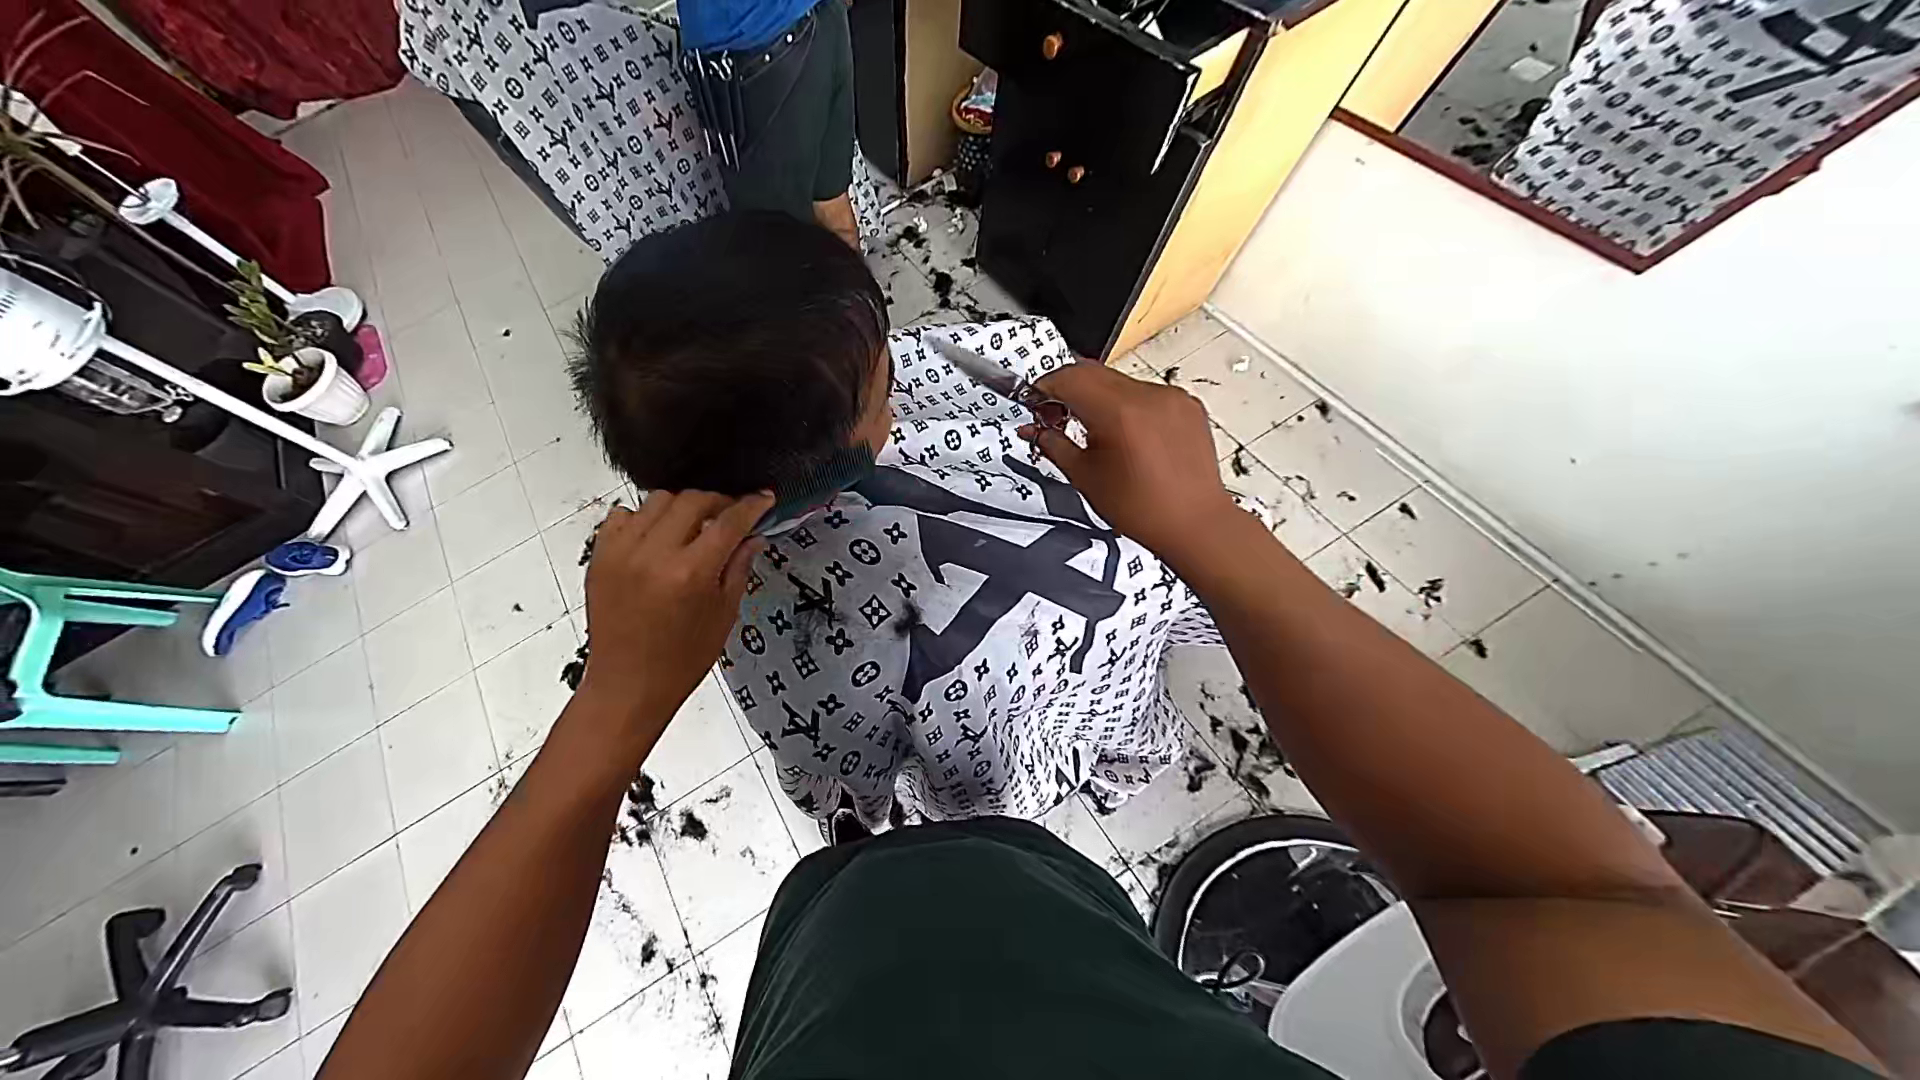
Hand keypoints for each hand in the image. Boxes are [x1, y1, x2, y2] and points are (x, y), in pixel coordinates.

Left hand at [578, 490, 773, 730]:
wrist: (628, 685)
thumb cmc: (680, 659)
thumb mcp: (724, 613)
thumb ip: (738, 567)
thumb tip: (752, 536)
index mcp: (690, 573)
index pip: (729, 521)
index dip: (751, 505)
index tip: (763, 498)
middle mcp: (653, 555)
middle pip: (692, 500)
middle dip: (718, 502)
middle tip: (731, 514)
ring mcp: (621, 553)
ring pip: (658, 500)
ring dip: (683, 507)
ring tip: (694, 525)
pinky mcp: (599, 557)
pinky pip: (622, 516)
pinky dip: (644, 517)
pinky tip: (658, 535)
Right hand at [1018, 362, 1241, 563]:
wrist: (1194, 524)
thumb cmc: (1145, 510)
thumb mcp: (1085, 477)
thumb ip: (1054, 445)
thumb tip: (1035, 430)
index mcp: (1118, 412)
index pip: (1068, 377)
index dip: (1044, 388)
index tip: (1034, 401)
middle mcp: (1148, 396)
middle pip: (1092, 373)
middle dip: (1066, 390)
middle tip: (1053, 416)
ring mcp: (1171, 397)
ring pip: (1118, 382)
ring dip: (1096, 398)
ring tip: (1091, 431)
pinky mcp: (1186, 405)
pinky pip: (1146, 393)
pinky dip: (1127, 406)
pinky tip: (1123, 435)